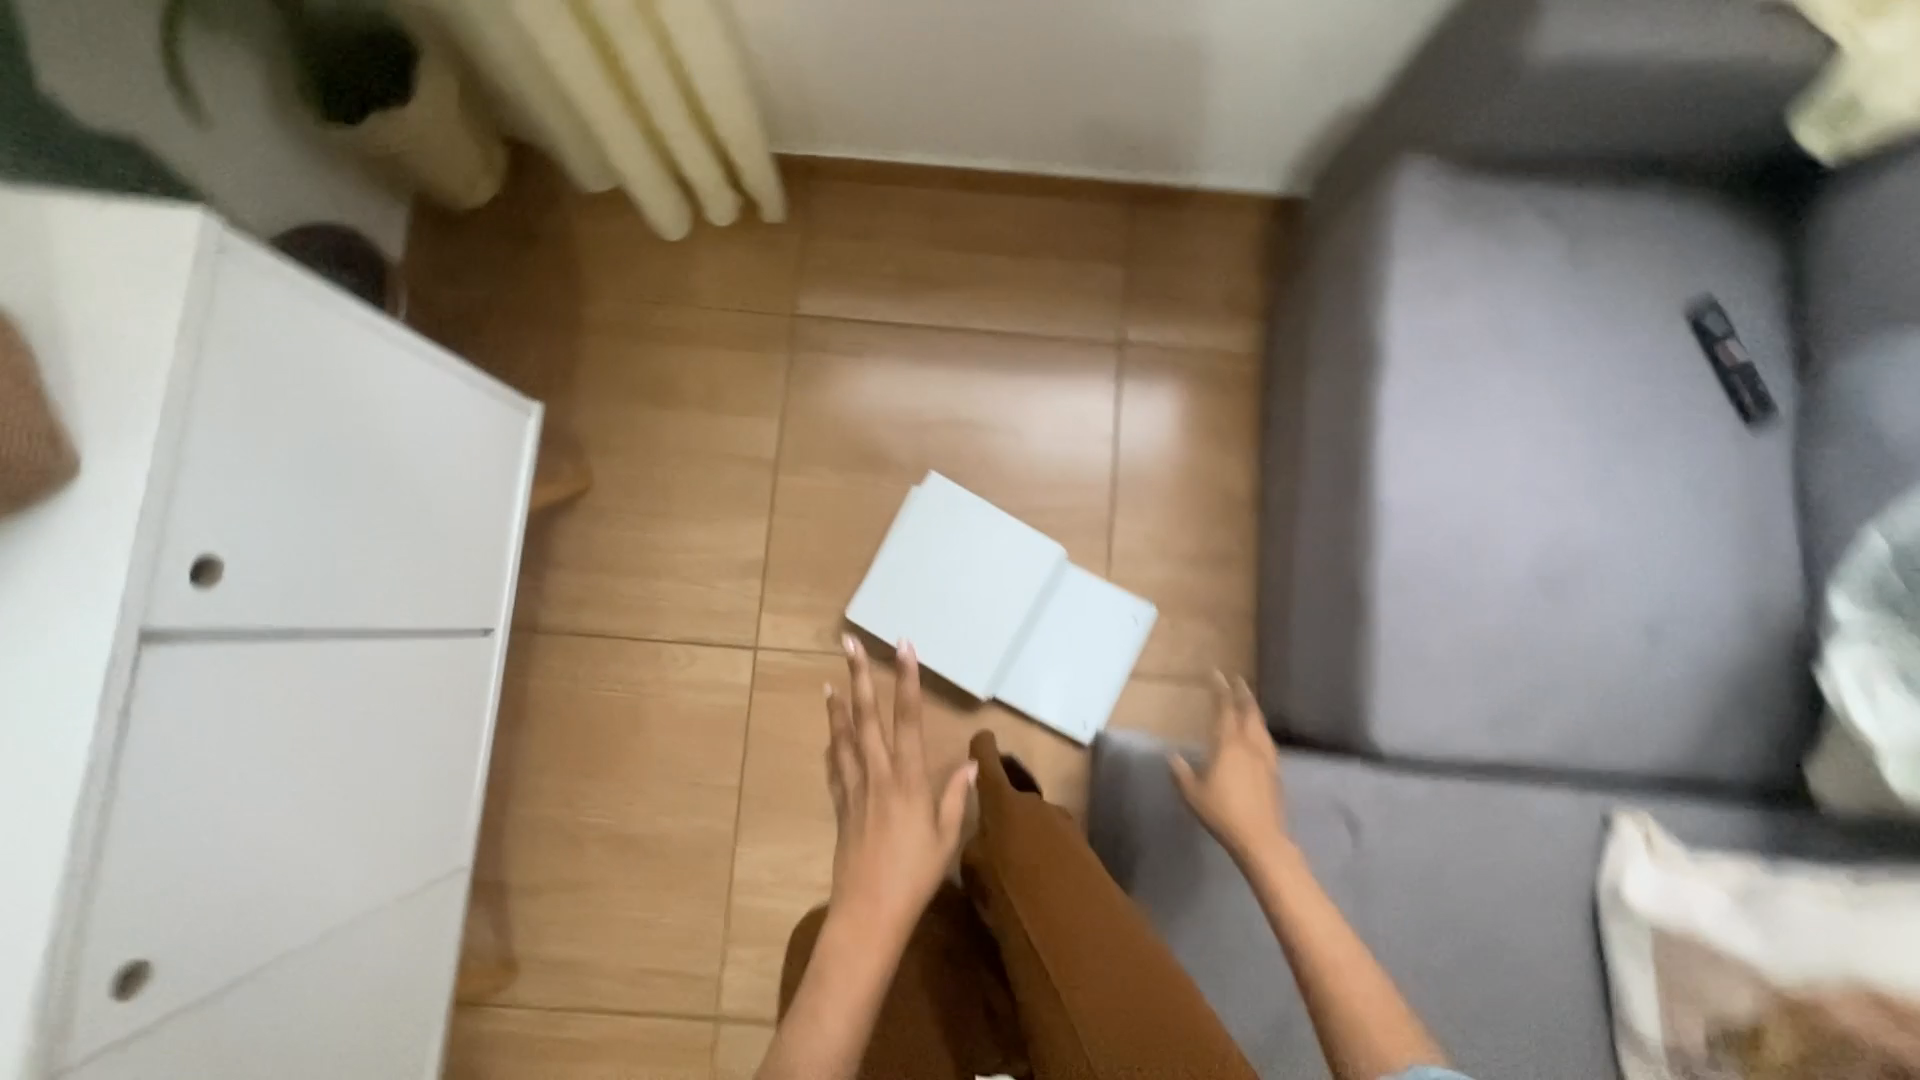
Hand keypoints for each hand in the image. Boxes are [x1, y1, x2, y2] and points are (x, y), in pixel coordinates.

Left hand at [823, 634, 975, 947]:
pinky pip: (834, 767)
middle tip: (848, 644)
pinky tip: (829, 734)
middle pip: (866, 716)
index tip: (902, 647)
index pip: (907, 718)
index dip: (906, 680)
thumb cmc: (916, 875)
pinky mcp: (840, 806)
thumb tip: (967, 764)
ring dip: (837, 706)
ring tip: (831, 679)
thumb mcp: (948, 837)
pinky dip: (831, 745)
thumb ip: (956, 797)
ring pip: (843, 737)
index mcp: (908, 779)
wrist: (869, 911)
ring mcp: (854, 789)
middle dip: (859, 676)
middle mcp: (878, 774)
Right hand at [1170, 673, 1287, 862]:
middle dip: (1242, 693)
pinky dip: (1260, 729)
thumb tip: (1173, 756)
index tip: (1215, 673)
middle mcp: (1250, 744)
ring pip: (1261, 725)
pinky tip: (1258, 736)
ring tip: (1248, 703)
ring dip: (1253, 709)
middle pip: (1249, 711)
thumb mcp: (1192, 792)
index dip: (1219, 689)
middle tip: (1237, 680)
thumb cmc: (1222, 812)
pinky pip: (1267, 740)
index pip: (1225, 708)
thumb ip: (1181, 771)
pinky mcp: (1275, 772)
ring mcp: (1266, 758)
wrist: (1260, 838)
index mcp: (1228, 744)